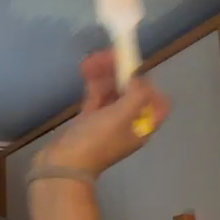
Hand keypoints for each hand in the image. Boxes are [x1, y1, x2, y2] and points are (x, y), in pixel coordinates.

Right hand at [36, 49, 169, 174]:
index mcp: (142, 126)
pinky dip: (93, 82)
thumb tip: (137, 77)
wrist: (62, 164)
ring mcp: (106, 121)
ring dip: (105, 74)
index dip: (148, 83)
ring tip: (91, 59)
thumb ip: (137, 93)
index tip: (132, 70)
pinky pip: (95, 96)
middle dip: (122, 72)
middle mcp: (127, 122)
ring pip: (112, 91)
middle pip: (132, 92)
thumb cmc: (95, 141)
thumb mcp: (122, 116)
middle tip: (107, 55)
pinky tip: (86, 69)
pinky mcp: (88, 119)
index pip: (157, 102)